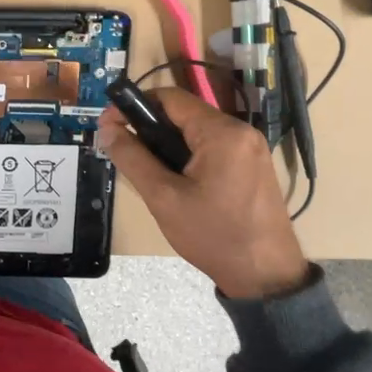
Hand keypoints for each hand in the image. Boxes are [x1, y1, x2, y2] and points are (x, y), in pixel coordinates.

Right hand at [99, 89, 310, 300]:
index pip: (170, 98)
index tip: (107, 125)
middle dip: (147, 127)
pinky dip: (185, 154)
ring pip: (196, 131)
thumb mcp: (163, 196)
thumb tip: (106, 129)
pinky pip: (211, 147)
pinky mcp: (252, 165)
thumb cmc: (212, 234)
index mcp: (222, 133)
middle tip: (120, 151)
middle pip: (184, 113)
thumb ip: (132, 158)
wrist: (265, 273)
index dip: (133, 106)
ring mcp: (250, 149)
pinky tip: (170, 179)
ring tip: (143, 169)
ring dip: (165, 143)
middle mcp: (241, 132)